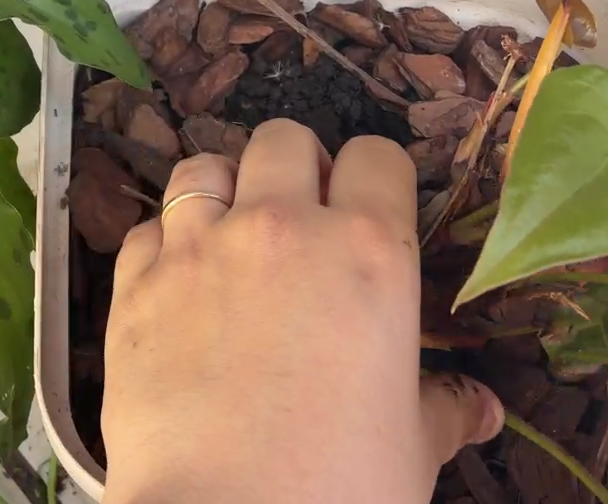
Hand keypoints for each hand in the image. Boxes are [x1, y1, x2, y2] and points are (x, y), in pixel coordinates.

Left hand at [100, 119, 502, 503]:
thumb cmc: (340, 487)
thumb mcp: (410, 446)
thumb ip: (438, 406)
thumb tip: (474, 403)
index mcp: (363, 253)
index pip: (375, 159)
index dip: (374, 173)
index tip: (368, 196)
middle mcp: (274, 225)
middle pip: (280, 139)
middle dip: (294, 163)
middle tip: (296, 206)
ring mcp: (193, 241)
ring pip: (201, 164)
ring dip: (219, 185)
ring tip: (227, 225)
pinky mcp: (134, 270)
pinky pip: (148, 225)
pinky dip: (163, 239)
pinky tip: (174, 276)